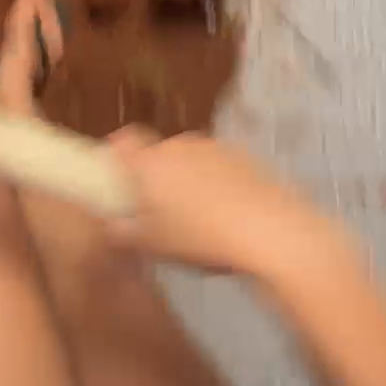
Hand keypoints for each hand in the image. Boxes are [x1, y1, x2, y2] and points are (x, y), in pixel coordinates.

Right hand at [108, 127, 353, 281]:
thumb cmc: (201, 237)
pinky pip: (219, 167)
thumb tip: (110, 225)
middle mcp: (180, 146)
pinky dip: (216, 184)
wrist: (275, 233)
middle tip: (157, 210)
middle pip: (158, 153)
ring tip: (197, 217)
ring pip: (190, 161)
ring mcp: (216, 149)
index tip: (118, 176)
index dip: (117, 153)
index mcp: (150, 163)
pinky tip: (227, 216)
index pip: (124, 141)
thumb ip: (121, 231)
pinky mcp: (248, 158)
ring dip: (187, 180)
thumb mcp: (151, 245)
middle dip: (155, 176)